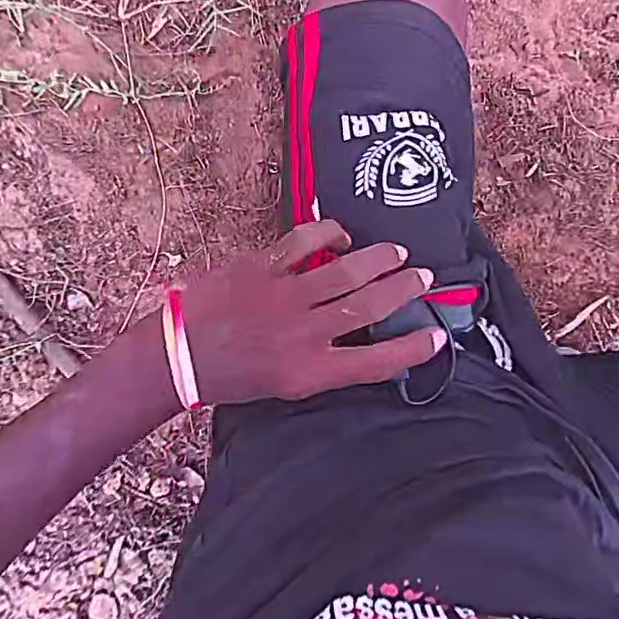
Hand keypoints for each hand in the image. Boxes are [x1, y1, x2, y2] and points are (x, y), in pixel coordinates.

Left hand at [173, 220, 446, 404]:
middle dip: (404, 289)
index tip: (438, 336)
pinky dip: (328, 233)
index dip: (413, 350)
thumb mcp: (285, 385)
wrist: (179, 356)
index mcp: (311, 371)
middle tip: (424, 276)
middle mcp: (304, 334)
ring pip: (345, 271)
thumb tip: (356, 337)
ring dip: (378, 259)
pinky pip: (303, 242)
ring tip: (397, 252)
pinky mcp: (261, 269)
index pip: (377, 362)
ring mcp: (283, 297)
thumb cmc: (232, 375)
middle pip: (369, 307)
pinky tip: (341, 234)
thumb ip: (324, 363)